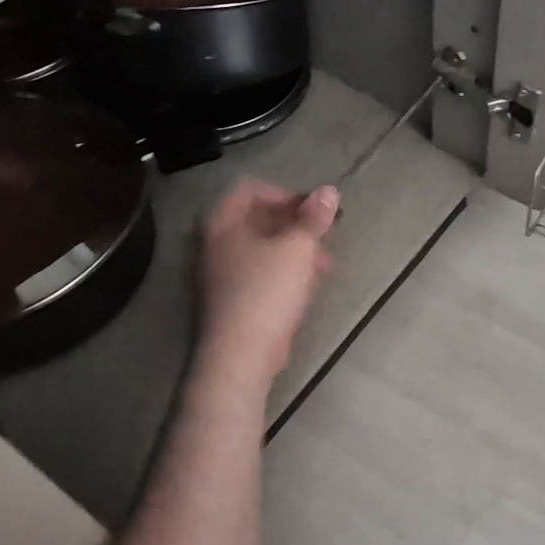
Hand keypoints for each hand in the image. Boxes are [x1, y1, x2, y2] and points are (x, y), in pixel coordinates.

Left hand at [198, 179, 338, 377]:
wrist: (240, 355)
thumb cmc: (267, 291)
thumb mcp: (298, 248)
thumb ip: (314, 217)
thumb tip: (329, 191)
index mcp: (223, 224)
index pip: (251, 189)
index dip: (286, 194)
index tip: (315, 211)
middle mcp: (215, 244)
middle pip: (257, 218)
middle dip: (296, 223)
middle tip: (324, 236)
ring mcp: (220, 274)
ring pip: (262, 247)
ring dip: (295, 249)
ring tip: (324, 265)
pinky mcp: (231, 300)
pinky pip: (260, 273)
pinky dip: (285, 271)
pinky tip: (306, 287)